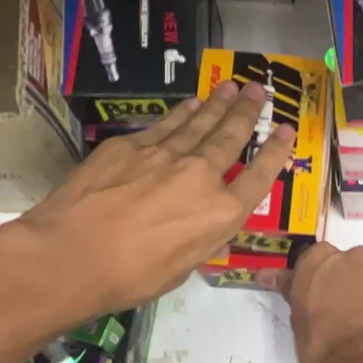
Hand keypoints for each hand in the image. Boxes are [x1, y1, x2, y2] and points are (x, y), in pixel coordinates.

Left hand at [8, 82, 295, 315]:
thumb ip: (200, 239)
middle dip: (247, 112)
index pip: (259, 176)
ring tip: (230, 86)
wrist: (75, 253)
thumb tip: (203, 228)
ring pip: (198, 122)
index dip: (275, 152)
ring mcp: (164, 155)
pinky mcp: (130, 145)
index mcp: (221, 213)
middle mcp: (201, 176)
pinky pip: (166, 125)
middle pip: (230, 137)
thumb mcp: (183, 267)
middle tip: (259, 89)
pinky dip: (181, 113)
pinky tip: (190, 104)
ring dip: (217, 104)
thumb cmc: (133, 276)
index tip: (287, 131)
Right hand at [269, 242, 362, 362]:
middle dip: (347, 284)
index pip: (314, 259)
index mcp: (322, 260)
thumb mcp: (297, 323)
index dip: (316, 279)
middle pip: (350, 266)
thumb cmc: (324, 345)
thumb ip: (293, 294)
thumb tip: (271, 275)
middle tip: (343, 314)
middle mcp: (357, 259)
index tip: (315, 297)